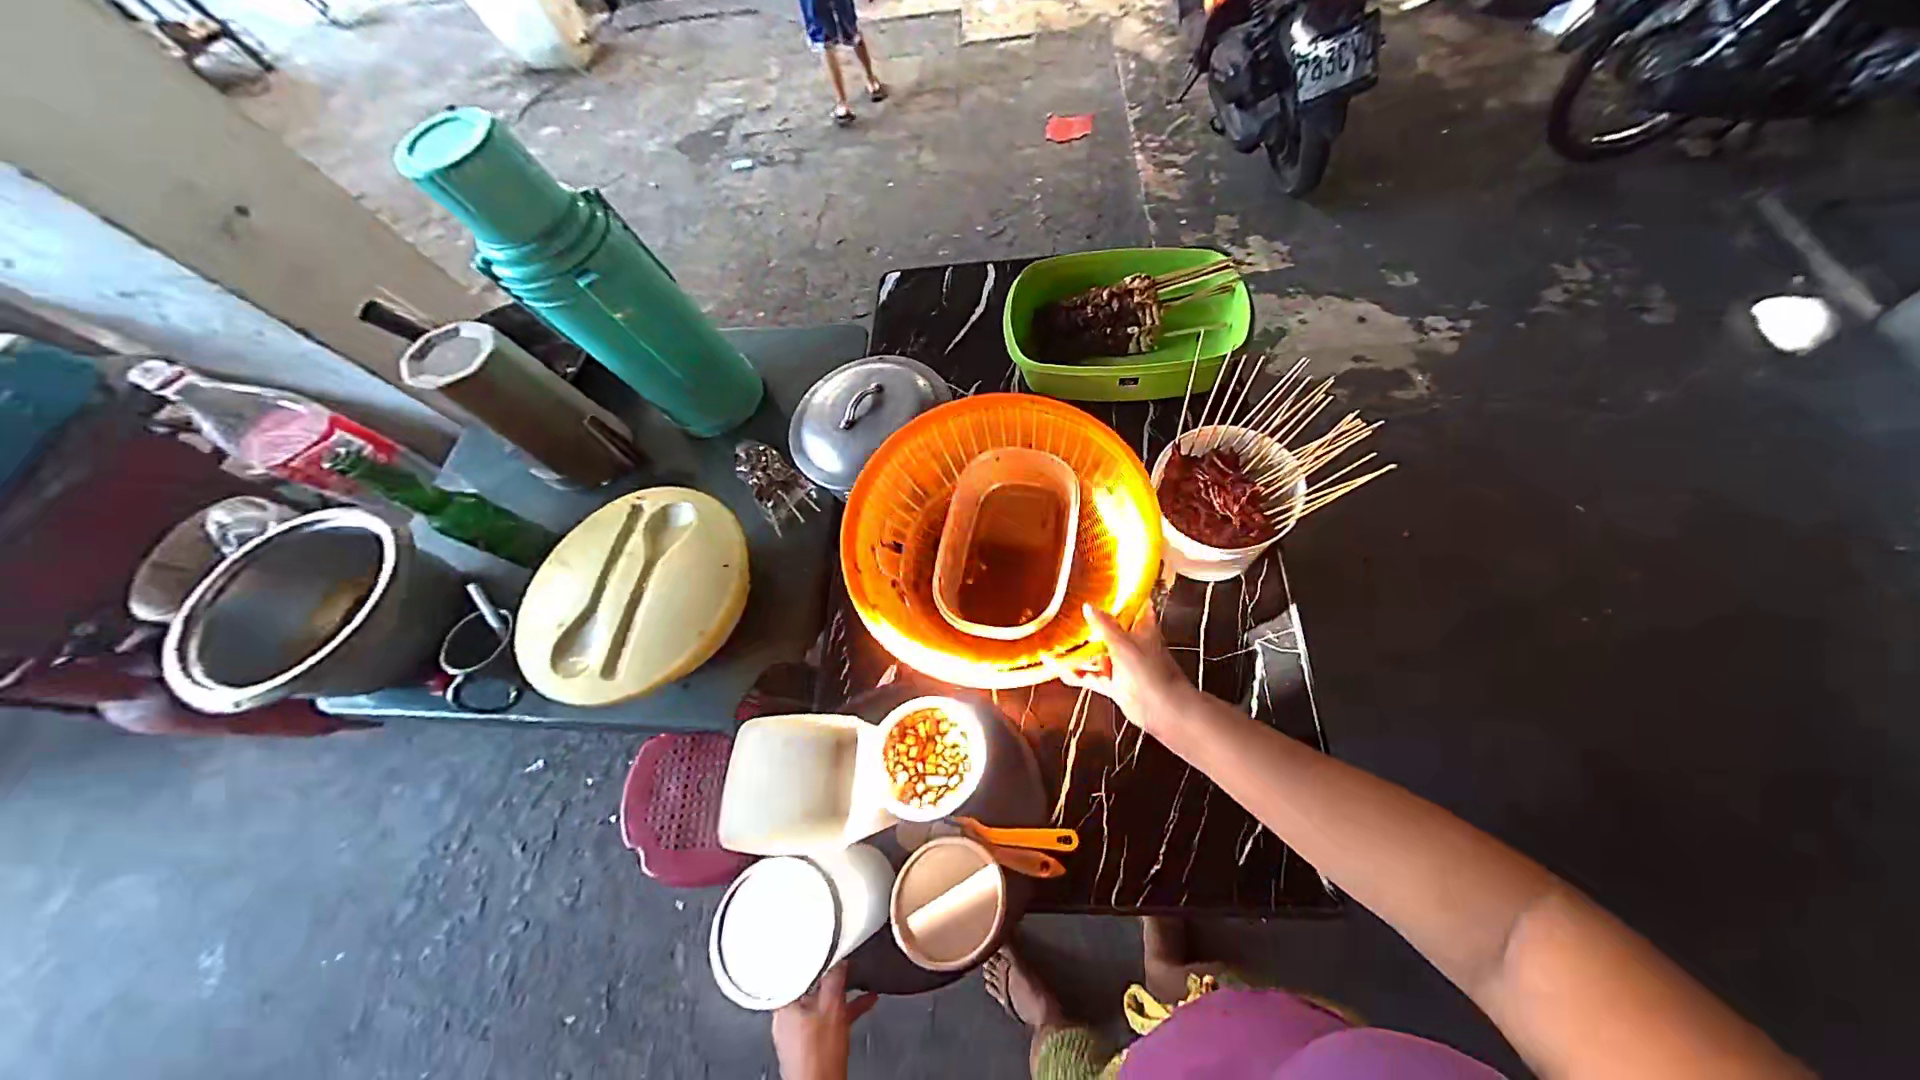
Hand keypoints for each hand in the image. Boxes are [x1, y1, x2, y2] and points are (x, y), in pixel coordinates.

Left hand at [770, 962, 877, 1079]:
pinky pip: (826, 1017)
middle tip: (847, 967)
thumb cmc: (818, 1057)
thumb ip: (835, 977)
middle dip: (833, 976)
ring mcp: (796, 1030)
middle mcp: (786, 1016)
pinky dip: (843, 1010)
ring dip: (842, 993)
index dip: (817, 957)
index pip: (799, 969)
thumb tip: (839, 959)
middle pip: (812, 985)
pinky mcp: (807, 1043)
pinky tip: (863, 1003)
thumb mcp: (832, 1005)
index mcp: (784, 1003)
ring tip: (860, 983)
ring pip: (821, 1001)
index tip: (830, 948)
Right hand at [1054, 604, 1192, 733]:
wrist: (1161, 709)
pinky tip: (1060, 670)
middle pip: (1111, 629)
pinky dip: (1077, 674)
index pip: (1135, 605)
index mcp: (1142, 627)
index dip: (1122, 595)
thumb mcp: (1122, 643)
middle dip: (1092, 624)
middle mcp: (1133, 643)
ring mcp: (1123, 664)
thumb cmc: (1148, 670)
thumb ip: (1104, 625)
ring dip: (1081, 651)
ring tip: (1058, 642)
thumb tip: (1088, 606)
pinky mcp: (1115, 683)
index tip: (1104, 586)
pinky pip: (1092, 676)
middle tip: (1069, 614)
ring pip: (1099, 654)